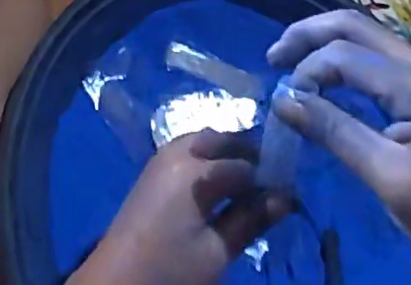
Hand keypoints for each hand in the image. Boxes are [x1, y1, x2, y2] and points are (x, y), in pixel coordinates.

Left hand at [69, 130, 288, 284]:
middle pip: (220, 140)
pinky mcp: (154, 169)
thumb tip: (286, 198)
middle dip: (248, 153)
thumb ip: (250, 220)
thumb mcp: (217, 251)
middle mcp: (176, 152)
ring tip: (252, 180)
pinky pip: (188, 148)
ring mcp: (161, 157)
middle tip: (274, 178)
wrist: (117, 278)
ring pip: (202, 140)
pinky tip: (222, 181)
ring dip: (227, 151)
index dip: (269, 175)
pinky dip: (208, 156)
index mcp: (193, 170)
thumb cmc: (171, 271)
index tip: (292, 190)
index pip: (242, 163)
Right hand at [267, 10, 410, 284]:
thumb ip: (336, 132)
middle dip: (307, 35)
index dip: (306, 71)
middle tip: (274, 57)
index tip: (283, 102)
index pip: (344, 55)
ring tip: (293, 64)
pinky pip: (379, 60)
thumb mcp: (392, 182)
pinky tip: (329, 79)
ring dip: (325, 45)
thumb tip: (282, 98)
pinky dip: (345, 61)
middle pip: (353, 26)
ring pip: (366, 37)